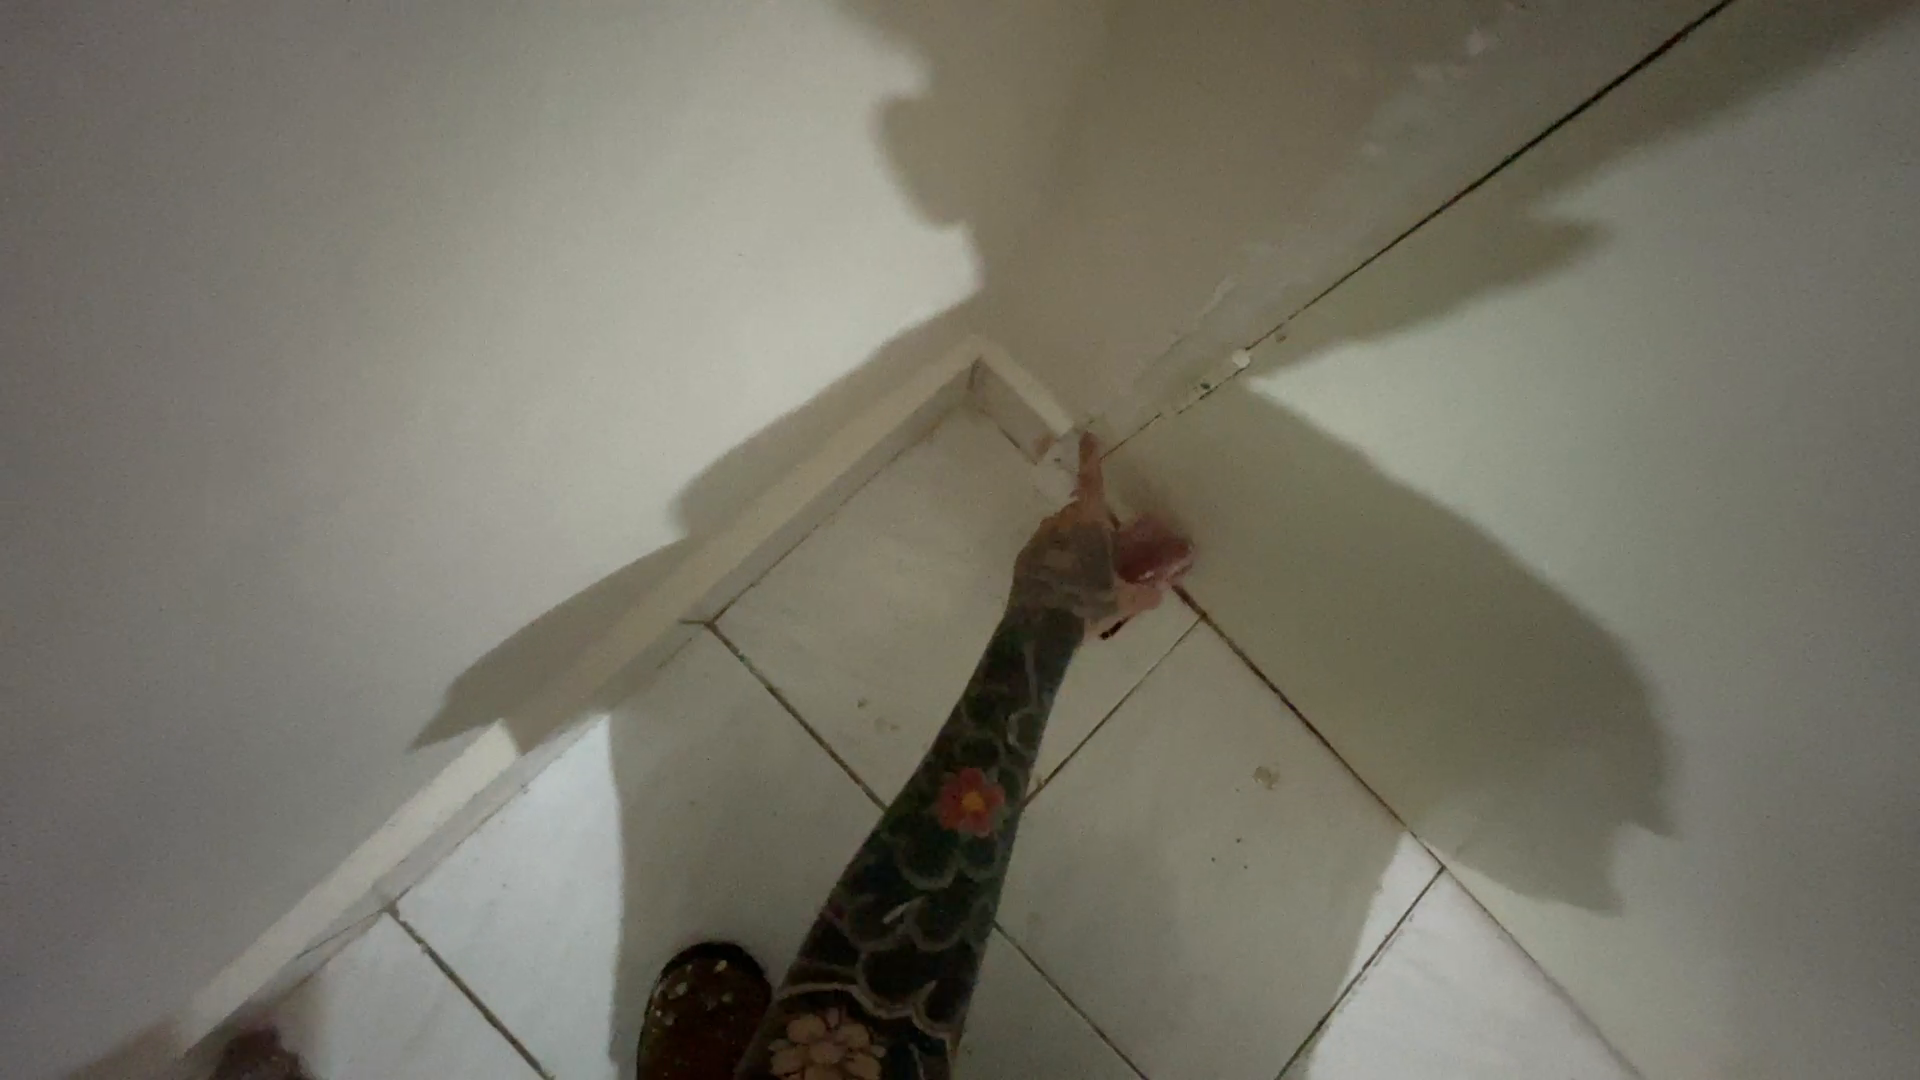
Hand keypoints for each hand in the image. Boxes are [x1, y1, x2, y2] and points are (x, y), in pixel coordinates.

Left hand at [1009, 434, 1191, 632]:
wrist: (1039, 628)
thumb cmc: (1086, 605)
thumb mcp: (1123, 602)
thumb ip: (1145, 593)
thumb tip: (1161, 591)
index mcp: (1088, 524)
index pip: (1092, 483)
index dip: (1092, 458)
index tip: (1088, 435)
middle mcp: (1060, 524)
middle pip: (1078, 513)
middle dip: (1091, 524)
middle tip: (1104, 549)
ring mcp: (1038, 540)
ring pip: (1059, 531)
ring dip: (1072, 541)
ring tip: (1083, 570)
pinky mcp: (1024, 559)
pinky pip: (1044, 549)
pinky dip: (1055, 558)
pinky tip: (1063, 582)